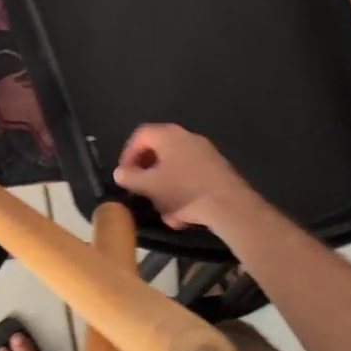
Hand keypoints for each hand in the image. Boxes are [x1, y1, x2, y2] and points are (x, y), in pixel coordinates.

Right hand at [112, 124, 254, 229]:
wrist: (231, 207)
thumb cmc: (184, 191)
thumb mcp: (151, 186)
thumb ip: (131, 178)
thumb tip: (119, 172)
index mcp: (168, 134)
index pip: (140, 135)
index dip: (127, 154)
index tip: (124, 175)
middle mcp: (186, 137)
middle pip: (159, 152)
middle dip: (149, 175)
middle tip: (143, 192)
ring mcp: (205, 152)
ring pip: (176, 168)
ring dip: (166, 189)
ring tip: (165, 212)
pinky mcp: (218, 169)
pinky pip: (192, 177)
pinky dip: (183, 192)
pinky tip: (184, 216)